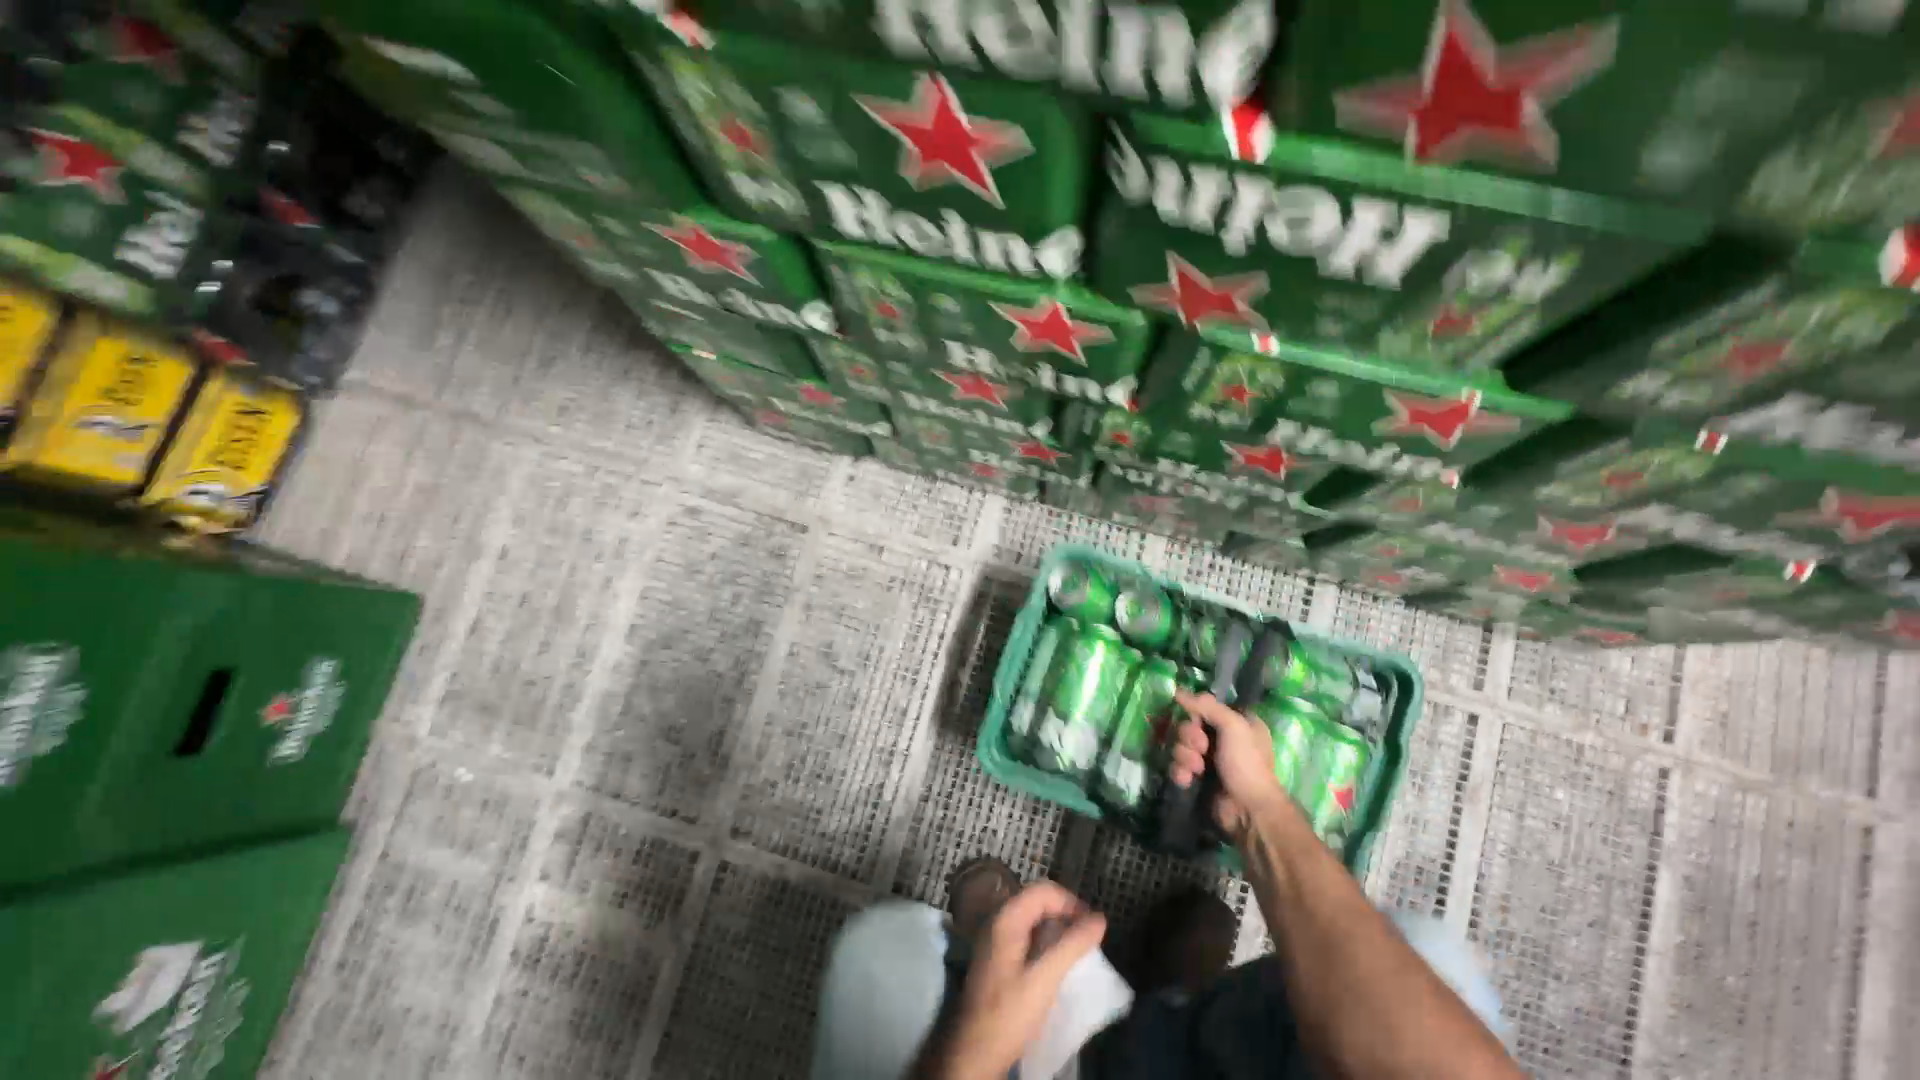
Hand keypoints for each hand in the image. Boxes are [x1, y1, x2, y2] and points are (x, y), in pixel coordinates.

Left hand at [933, 881, 1106, 1079]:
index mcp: (1005, 919)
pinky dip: (1045, 942)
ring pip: (1032, 920)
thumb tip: (1100, 918)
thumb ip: (1072, 945)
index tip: (1092, 925)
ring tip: (1077, 950)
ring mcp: (995, 941)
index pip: (1043, 890)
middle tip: (1087, 937)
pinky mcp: (997, 960)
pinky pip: (1026, 937)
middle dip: (1065, 913)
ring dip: (1056, 929)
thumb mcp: (1045, 978)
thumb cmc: (1009, 1013)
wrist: (974, 1051)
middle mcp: (997, 923)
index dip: (1071, 902)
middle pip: (1036, 901)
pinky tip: (1056, 964)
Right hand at [1170, 690, 1292, 842]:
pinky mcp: (1198, 778)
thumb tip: (1178, 691)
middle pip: (1189, 726)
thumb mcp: (1233, 726)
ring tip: (1197, 769)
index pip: (1206, 707)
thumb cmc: (1246, 763)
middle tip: (1201, 749)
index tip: (1195, 720)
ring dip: (1185, 756)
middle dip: (1189, 737)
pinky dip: (1180, 772)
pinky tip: (1188, 780)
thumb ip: (1207, 706)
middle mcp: (1223, 739)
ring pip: (1181, 746)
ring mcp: (1210, 759)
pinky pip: (1178, 766)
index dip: (1196, 713)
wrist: (1247, 809)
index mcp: (1237, 723)